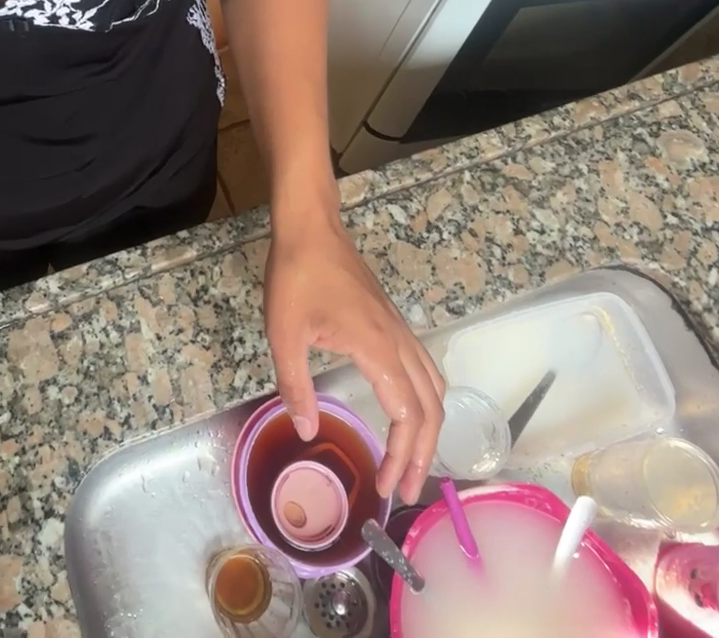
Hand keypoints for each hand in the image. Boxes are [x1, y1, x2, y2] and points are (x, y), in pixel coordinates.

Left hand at [263, 215, 444, 503]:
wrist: (310, 228)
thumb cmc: (296, 277)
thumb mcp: (285, 334)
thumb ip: (296, 386)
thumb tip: (308, 431)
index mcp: (377, 348)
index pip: (407, 416)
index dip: (402, 456)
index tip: (388, 487)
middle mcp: (399, 341)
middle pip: (431, 408)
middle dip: (424, 453)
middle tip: (407, 490)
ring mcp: (399, 328)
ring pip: (434, 387)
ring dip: (429, 428)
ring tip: (412, 460)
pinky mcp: (391, 320)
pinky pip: (423, 367)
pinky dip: (424, 400)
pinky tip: (405, 410)